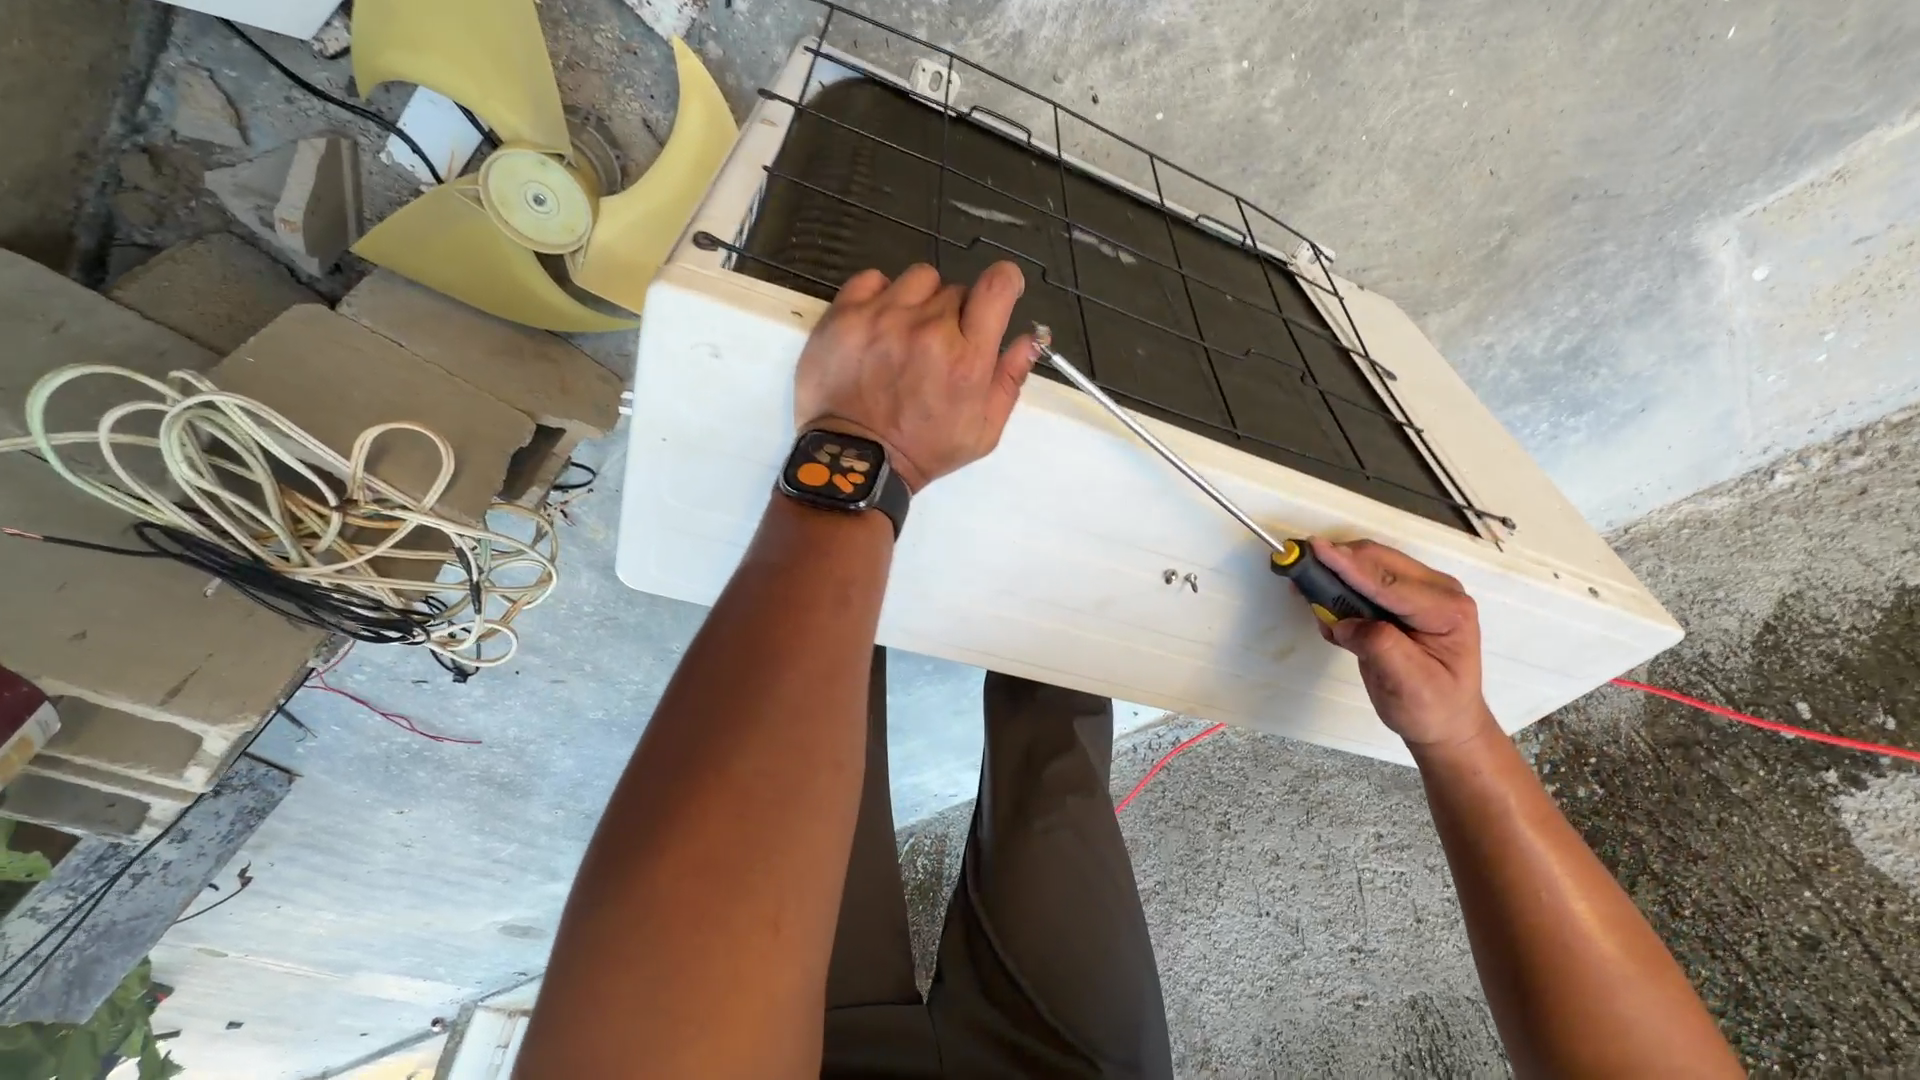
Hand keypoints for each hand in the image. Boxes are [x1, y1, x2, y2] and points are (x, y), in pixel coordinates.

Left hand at [793, 262, 1039, 491]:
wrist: (855, 461)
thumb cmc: (924, 451)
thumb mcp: (983, 432)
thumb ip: (1009, 381)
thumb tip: (1030, 338)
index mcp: (967, 357)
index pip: (997, 286)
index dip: (1004, 282)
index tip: (1001, 293)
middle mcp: (928, 329)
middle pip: (957, 290)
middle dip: (956, 315)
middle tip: (939, 349)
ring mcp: (883, 318)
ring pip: (919, 280)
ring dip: (921, 301)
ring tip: (907, 334)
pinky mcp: (846, 315)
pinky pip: (873, 280)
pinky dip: (881, 296)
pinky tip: (879, 324)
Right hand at [1310, 538, 1499, 749]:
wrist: (1445, 722)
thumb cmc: (1432, 708)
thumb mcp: (1409, 683)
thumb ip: (1379, 645)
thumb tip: (1344, 622)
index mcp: (1448, 610)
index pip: (1388, 582)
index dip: (1349, 565)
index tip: (1315, 548)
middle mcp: (1438, 592)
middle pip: (1378, 561)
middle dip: (1338, 561)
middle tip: (1298, 565)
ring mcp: (1420, 592)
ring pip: (1369, 565)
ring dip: (1336, 574)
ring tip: (1309, 591)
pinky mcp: (1401, 598)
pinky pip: (1365, 580)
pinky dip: (1340, 589)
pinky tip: (1331, 613)